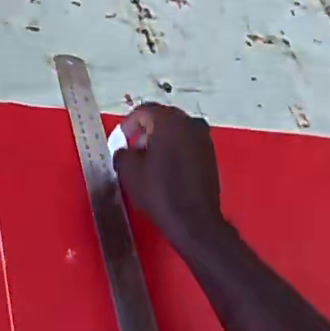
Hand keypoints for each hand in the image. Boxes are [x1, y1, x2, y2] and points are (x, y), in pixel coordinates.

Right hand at [112, 103, 225, 244]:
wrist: (193, 220)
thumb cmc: (158, 192)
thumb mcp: (128, 172)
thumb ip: (122, 153)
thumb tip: (125, 150)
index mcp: (169, 122)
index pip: (144, 111)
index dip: (127, 124)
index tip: (120, 141)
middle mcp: (190, 123)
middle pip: (162, 118)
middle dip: (144, 131)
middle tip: (132, 151)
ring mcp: (203, 138)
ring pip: (175, 131)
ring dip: (159, 141)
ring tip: (147, 163)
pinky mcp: (210, 154)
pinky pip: (186, 144)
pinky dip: (173, 150)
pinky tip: (164, 170)